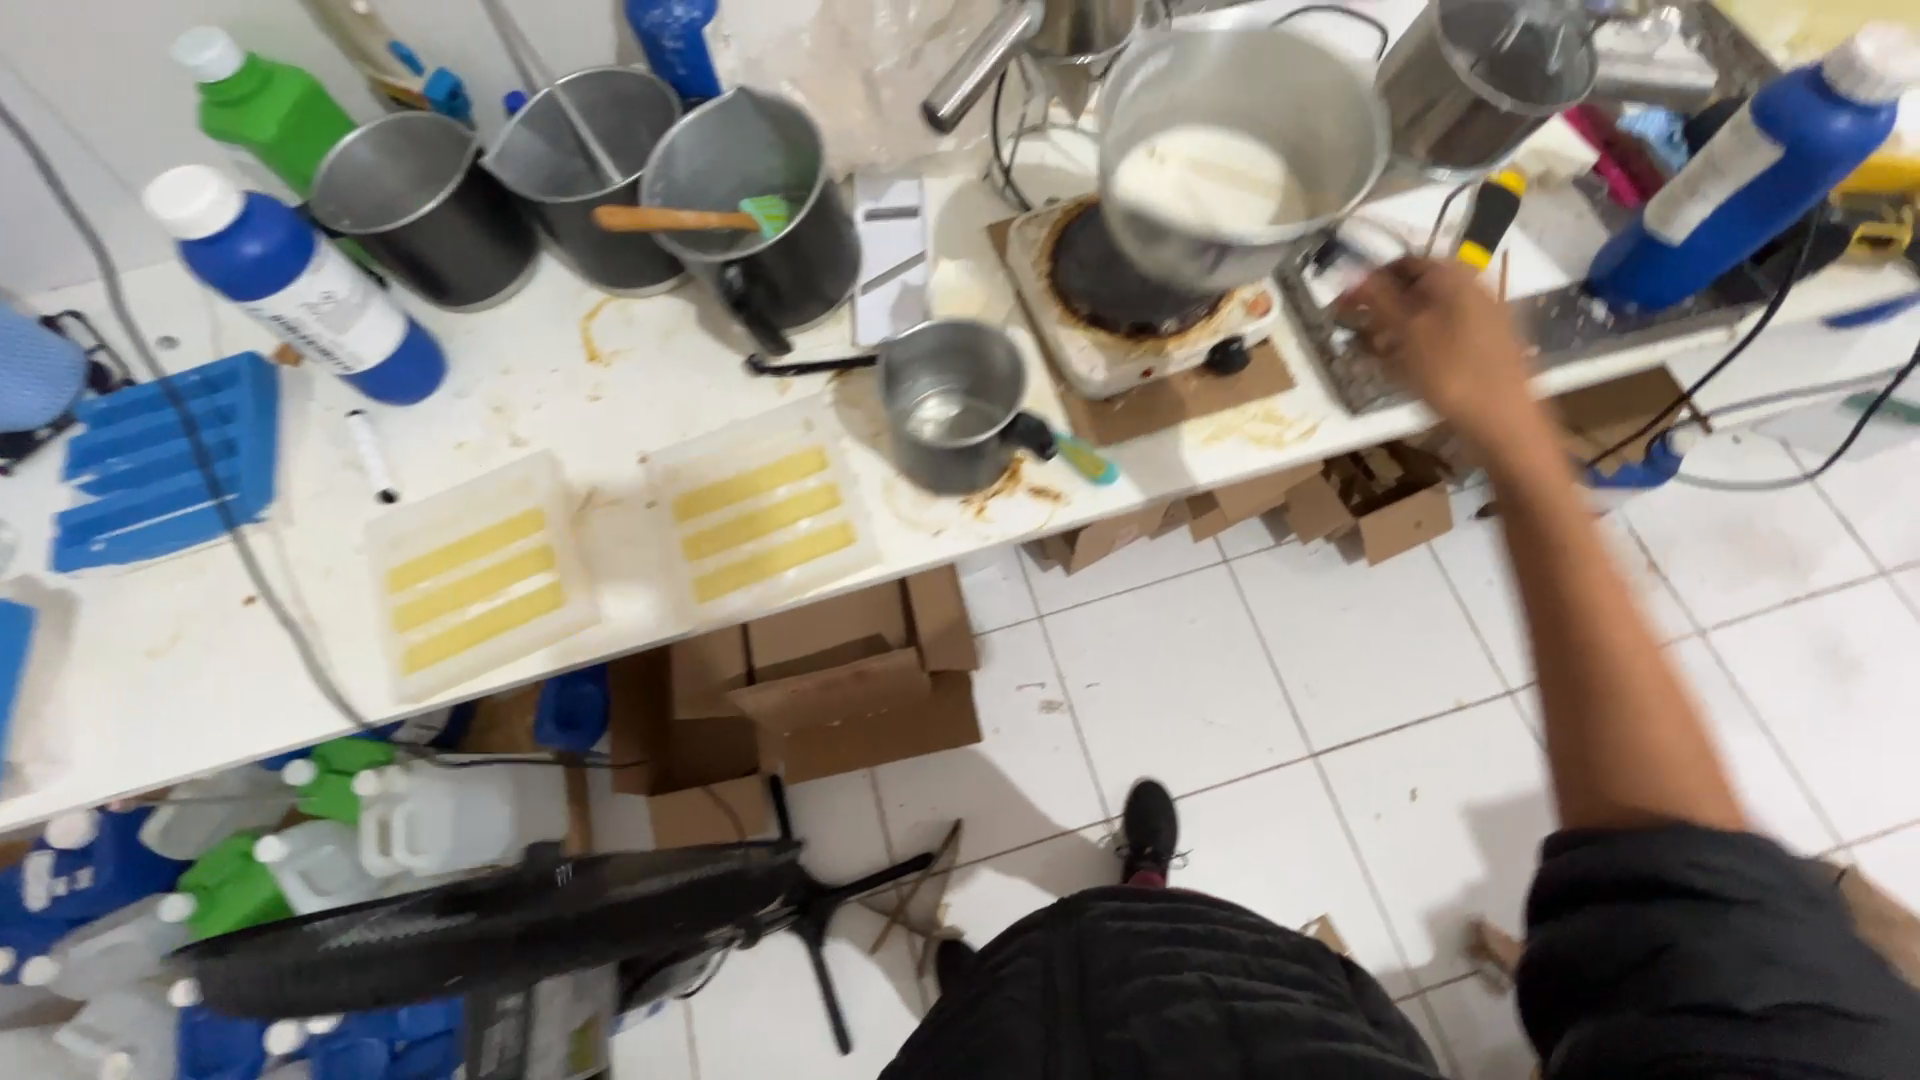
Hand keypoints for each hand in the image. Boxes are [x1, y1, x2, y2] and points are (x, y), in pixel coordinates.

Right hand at [1337, 258, 1545, 450]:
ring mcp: (1482, 317)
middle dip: (1383, 306)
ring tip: (1376, 353)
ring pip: (1428, 312)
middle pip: (1417, 287)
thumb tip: (1351, 272)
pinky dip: (1416, 343)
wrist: (1503, 419)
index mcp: (1457, 278)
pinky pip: (1441, 333)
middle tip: (1357, 329)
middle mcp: (1473, 289)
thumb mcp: (1408, 333)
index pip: (1406, 262)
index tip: (1345, 301)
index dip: (1372, 277)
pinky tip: (1403, 367)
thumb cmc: (1452, 373)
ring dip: (1396, 328)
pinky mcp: (1483, 344)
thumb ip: (1379, 299)